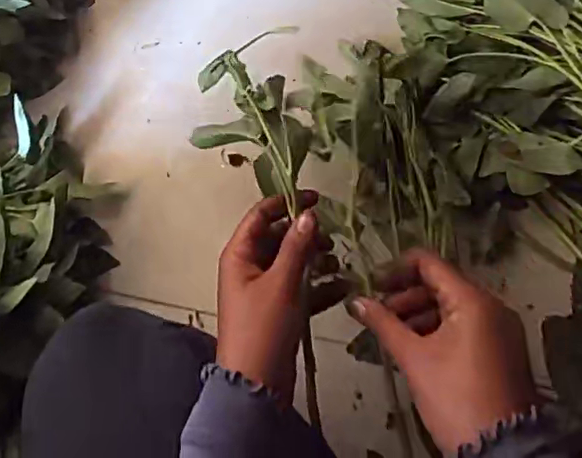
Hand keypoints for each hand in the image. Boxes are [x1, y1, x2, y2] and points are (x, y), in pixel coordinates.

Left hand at [215, 192, 346, 399]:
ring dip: (313, 258)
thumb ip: (296, 248)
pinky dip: (318, 284)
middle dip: (303, 233)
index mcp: (239, 252)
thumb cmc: (261, 327)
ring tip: (338, 258)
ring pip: (291, 262)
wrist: (255, 385)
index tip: (314, 196)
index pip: (260, 216)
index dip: (284, 202)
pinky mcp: (278, 310)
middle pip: (277, 237)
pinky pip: (299, 288)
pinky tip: (342, 285)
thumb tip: (307, 214)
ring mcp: (263, 288)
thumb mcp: (281, 284)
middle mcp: (248, 265)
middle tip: (331, 235)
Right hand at [351, 248, 537, 452]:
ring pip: (450, 304)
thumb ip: (382, 321)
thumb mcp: (412, 357)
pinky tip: (416, 345)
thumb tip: (356, 301)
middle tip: (380, 311)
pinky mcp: (503, 351)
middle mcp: (492, 308)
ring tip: (394, 331)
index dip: (395, 269)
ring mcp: (502, 331)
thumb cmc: (456, 398)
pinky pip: (465, 324)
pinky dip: (438, 327)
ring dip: (418, 311)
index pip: (427, 262)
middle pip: (438, 282)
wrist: (507, 456)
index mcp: (473, 301)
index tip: (374, 286)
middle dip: (405, 294)